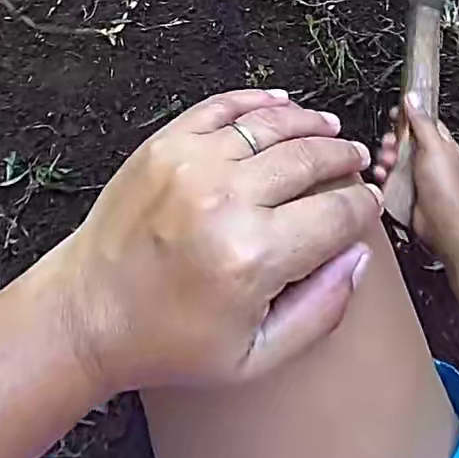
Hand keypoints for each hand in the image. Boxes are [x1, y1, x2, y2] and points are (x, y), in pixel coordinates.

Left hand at [49, 89, 383, 390]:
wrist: (89, 310)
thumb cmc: (168, 340)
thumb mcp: (254, 357)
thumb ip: (320, 310)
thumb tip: (359, 257)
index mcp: (253, 255)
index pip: (335, 214)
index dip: (363, 206)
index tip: (369, 202)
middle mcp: (225, 198)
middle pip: (309, 159)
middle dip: (344, 157)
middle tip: (356, 159)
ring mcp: (193, 162)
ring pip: (272, 124)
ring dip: (311, 123)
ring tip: (331, 128)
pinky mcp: (167, 142)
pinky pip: (224, 106)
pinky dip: (259, 101)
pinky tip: (283, 103)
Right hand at [372, 97, 458, 252]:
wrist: (444, 226)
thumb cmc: (448, 189)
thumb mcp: (435, 146)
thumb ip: (421, 121)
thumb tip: (413, 98)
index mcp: (439, 144)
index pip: (421, 121)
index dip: (406, 116)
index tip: (394, 114)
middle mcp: (426, 158)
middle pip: (402, 139)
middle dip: (391, 139)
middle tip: (391, 144)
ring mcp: (414, 175)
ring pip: (391, 157)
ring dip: (385, 157)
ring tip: (388, 163)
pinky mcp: (403, 191)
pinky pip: (386, 177)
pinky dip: (381, 174)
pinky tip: (382, 175)